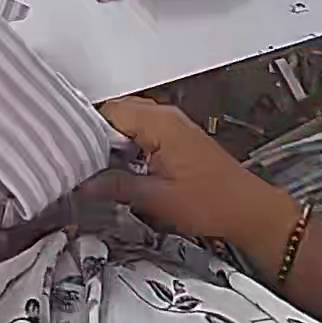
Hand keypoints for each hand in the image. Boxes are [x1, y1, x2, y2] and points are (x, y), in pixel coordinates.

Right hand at [90, 97, 299, 263]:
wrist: (249, 210)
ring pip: (129, 122)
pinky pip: (143, 131)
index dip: (87, 130)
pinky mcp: (177, 137)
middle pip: (117, 113)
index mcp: (159, 123)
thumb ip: (116, 186)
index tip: (71, 150)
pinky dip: (128, 144)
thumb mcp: (157, 198)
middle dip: (97, 135)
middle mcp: (165, 116)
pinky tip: (120, 167)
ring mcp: (173, 125)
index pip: (109, 112)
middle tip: (80, 160)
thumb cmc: (210, 202)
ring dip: (113, 141)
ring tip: (95, 166)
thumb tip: (83, 184)